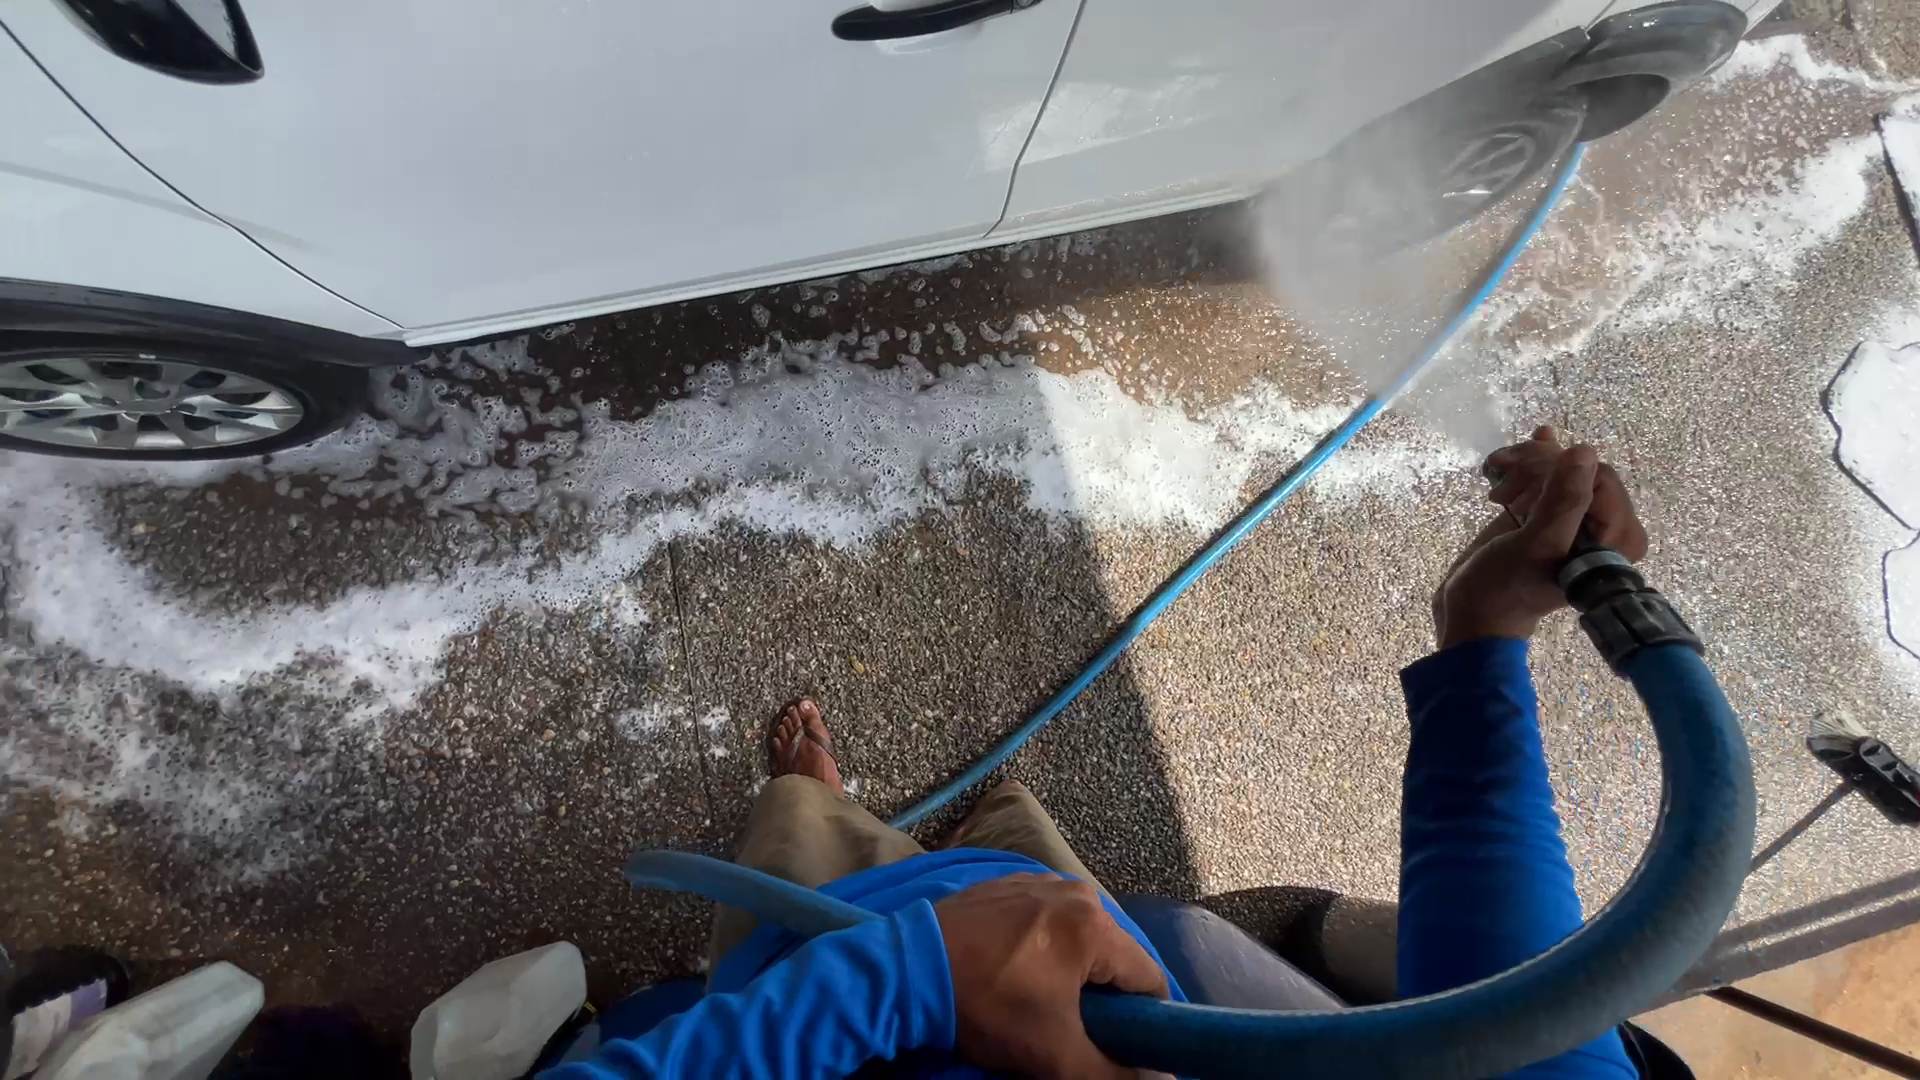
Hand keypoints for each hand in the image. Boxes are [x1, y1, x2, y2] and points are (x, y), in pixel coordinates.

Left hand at [935, 873, 1168, 1078]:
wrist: (915, 965)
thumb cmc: (990, 1004)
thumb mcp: (1055, 1054)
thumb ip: (1117, 1076)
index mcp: (1094, 925)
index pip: (1148, 979)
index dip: (1146, 1020)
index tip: (1121, 1044)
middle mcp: (1075, 891)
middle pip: (1114, 955)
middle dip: (1105, 994)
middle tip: (1073, 1025)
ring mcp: (1040, 880)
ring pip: (1081, 935)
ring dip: (1073, 970)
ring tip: (1040, 998)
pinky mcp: (1011, 882)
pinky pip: (1049, 918)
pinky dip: (1045, 944)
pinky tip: (1018, 968)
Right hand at [1433, 427, 1648, 648]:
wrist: (1473, 613)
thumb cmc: (1506, 587)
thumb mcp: (1537, 545)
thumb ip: (1565, 500)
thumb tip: (1584, 450)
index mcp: (1617, 534)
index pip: (1597, 476)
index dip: (1555, 468)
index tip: (1513, 474)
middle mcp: (1602, 525)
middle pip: (1577, 470)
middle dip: (1536, 467)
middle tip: (1499, 480)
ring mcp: (1571, 522)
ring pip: (1557, 472)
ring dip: (1524, 469)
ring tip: (1496, 489)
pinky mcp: (1543, 520)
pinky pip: (1544, 482)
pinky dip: (1524, 470)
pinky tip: (1507, 461)